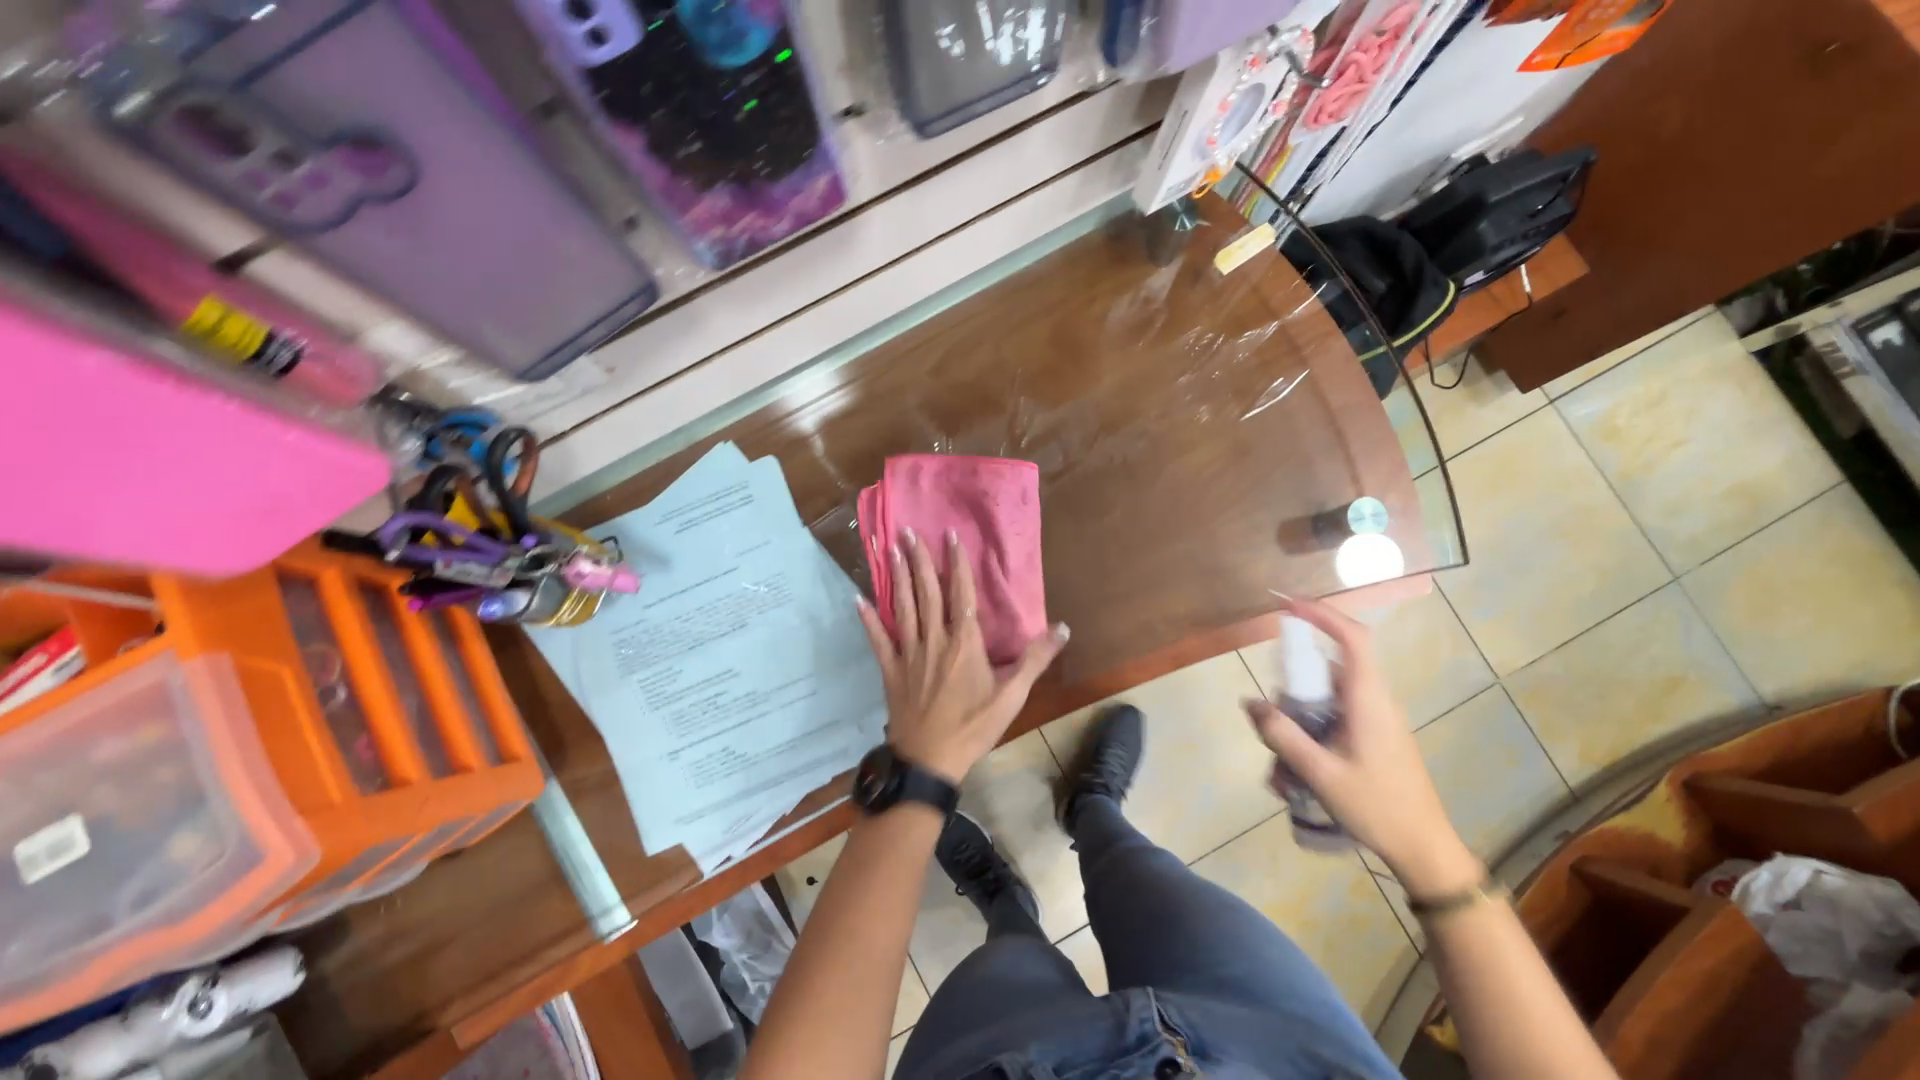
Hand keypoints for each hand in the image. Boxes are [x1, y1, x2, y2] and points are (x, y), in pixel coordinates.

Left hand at [856, 528, 1068, 784]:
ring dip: (897, 577)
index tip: (951, 536)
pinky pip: (878, 639)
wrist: (930, 760)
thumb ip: (1035, 659)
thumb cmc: (974, 728)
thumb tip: (1063, 627)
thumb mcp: (1012, 696)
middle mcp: (934, 640)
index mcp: (964, 643)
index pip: (961, 593)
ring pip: (902, 607)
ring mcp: (909, 654)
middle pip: (926, 592)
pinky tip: (858, 598)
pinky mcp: (891, 671)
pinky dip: (868, 618)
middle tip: (909, 531)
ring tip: (890, 549)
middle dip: (919, 560)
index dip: (957, 563)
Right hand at [1245, 597, 1483, 897]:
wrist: (1422, 846)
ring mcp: (1375, 720)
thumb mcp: (1321, 773)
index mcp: (1368, 700)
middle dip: (1291, 686)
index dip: (1321, 614)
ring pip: (1326, 699)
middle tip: (1268, 717)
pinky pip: (1333, 720)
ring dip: (1298, 720)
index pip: (1351, 638)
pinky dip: (1309, 735)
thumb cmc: (1376, 806)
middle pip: (1327, 669)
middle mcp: (1374, 701)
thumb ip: (1283, 736)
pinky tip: (1295, 775)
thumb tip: (1251, 702)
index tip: (1287, 605)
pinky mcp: (1373, 738)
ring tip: (1281, 765)